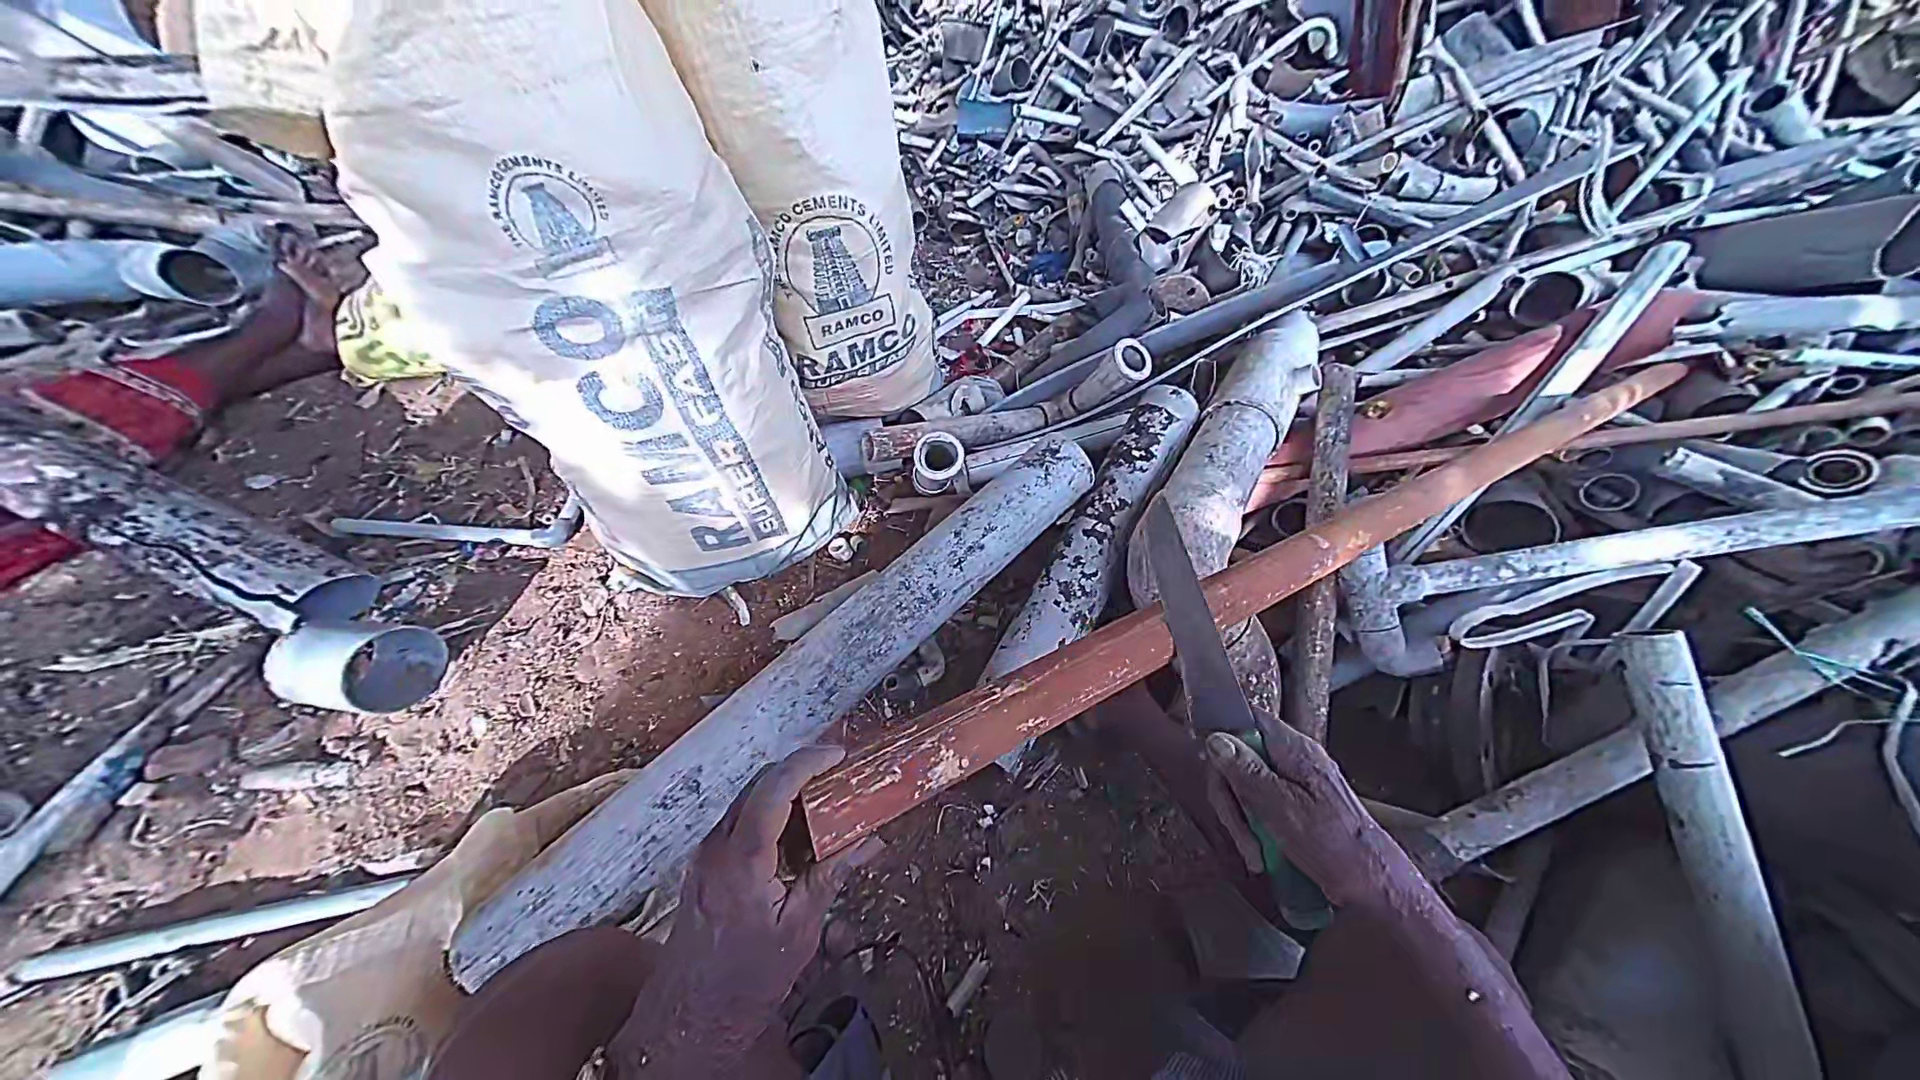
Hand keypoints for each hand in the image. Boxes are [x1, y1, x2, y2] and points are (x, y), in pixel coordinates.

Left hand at [614, 747, 882, 1073]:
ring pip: (750, 796)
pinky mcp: (707, 860)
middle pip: (760, 784)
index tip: (837, 755)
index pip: (772, 791)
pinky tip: (799, 831)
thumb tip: (867, 841)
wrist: (690, 1016)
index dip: (807, 764)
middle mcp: (716, 848)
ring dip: (789, 789)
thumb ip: (831, 875)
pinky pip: (743, 817)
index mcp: (740, 863)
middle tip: (839, 772)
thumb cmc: (743, 981)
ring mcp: (707, 852)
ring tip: (826, 799)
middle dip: (802, 769)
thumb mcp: (799, 930)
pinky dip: (774, 811)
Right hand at [1202, 726, 1401, 909]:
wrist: (1377, 890)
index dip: (1223, 733)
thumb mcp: (1281, 807)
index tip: (1210, 764)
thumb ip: (1247, 771)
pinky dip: (1253, 828)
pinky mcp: (1295, 807)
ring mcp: (1295, 784)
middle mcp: (1294, 760)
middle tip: (1237, 829)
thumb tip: (1217, 739)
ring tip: (1252, 851)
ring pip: (1245, 784)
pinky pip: (1259, 805)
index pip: (1248, 718)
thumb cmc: (1335, 847)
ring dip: (1240, 819)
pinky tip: (1259, 852)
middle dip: (1230, 795)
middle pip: (1239, 757)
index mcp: (1294, 750)